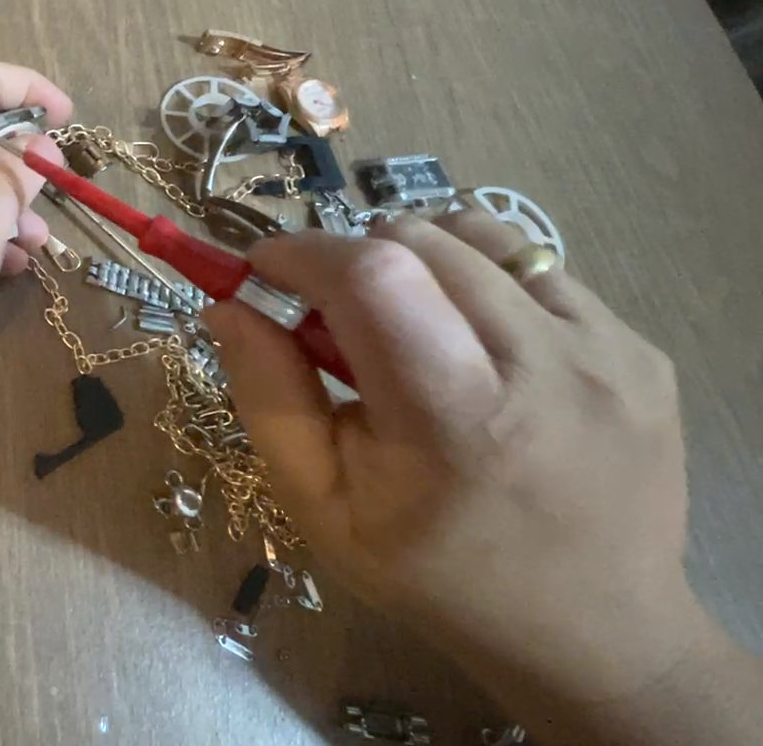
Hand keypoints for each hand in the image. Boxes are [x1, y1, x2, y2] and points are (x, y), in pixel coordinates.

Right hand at [204, 212, 706, 706]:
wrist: (590, 628)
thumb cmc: (427, 569)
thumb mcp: (314, 497)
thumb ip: (265, 392)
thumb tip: (224, 304)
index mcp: (458, 418)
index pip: (374, 275)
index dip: (301, 253)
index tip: (260, 273)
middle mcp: (550, 367)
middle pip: (418, 241)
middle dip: (344, 257)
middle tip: (322, 314)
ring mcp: (610, 352)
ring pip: (474, 236)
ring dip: (408, 259)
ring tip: (397, 323)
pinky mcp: (639, 348)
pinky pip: (528, 265)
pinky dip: (468, 278)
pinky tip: (463, 341)